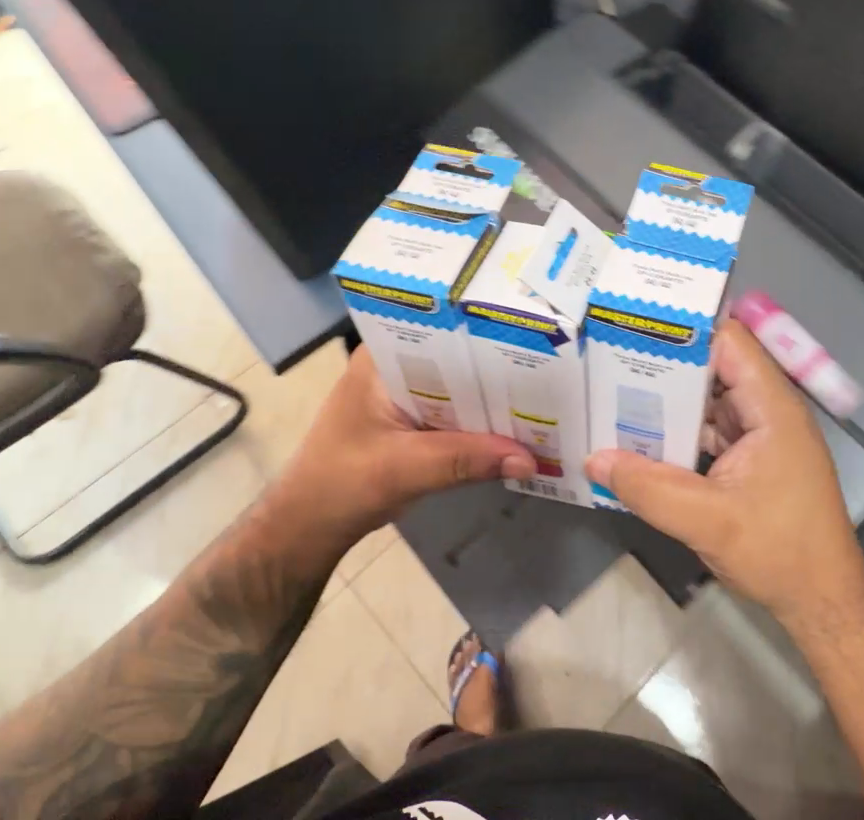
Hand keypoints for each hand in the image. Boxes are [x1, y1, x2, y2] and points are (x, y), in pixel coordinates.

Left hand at [273, 345, 534, 544]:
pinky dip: (484, 425)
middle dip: (501, 372)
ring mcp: (408, 396)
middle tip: (555, 370)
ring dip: (496, 401)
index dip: (488, 336)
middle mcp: (398, 366)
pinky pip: (460, 415)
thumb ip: (465, 460)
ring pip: (463, 390)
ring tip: (548, 396)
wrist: (308, 530)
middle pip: (460, 362)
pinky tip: (519, 430)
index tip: (534, 339)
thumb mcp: (403, 468)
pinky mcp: (417, 423)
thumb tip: (530, 459)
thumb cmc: (340, 485)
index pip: (444, 332)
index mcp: (382, 357)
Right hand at [586, 321, 863, 628]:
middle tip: (607, 361)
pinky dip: (681, 435)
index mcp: (771, 407)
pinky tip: (640, 441)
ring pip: (710, 404)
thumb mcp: (707, 521)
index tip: (635, 328)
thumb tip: (594, 459)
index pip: (729, 342)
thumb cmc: (780, 552)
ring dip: (669, 404)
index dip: (685, 330)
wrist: (823, 600)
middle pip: (715, 369)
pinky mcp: (754, 462)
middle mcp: (769, 412)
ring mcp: (762, 437)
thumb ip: (649, 488)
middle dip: (666, 366)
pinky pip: (712, 434)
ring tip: (612, 395)